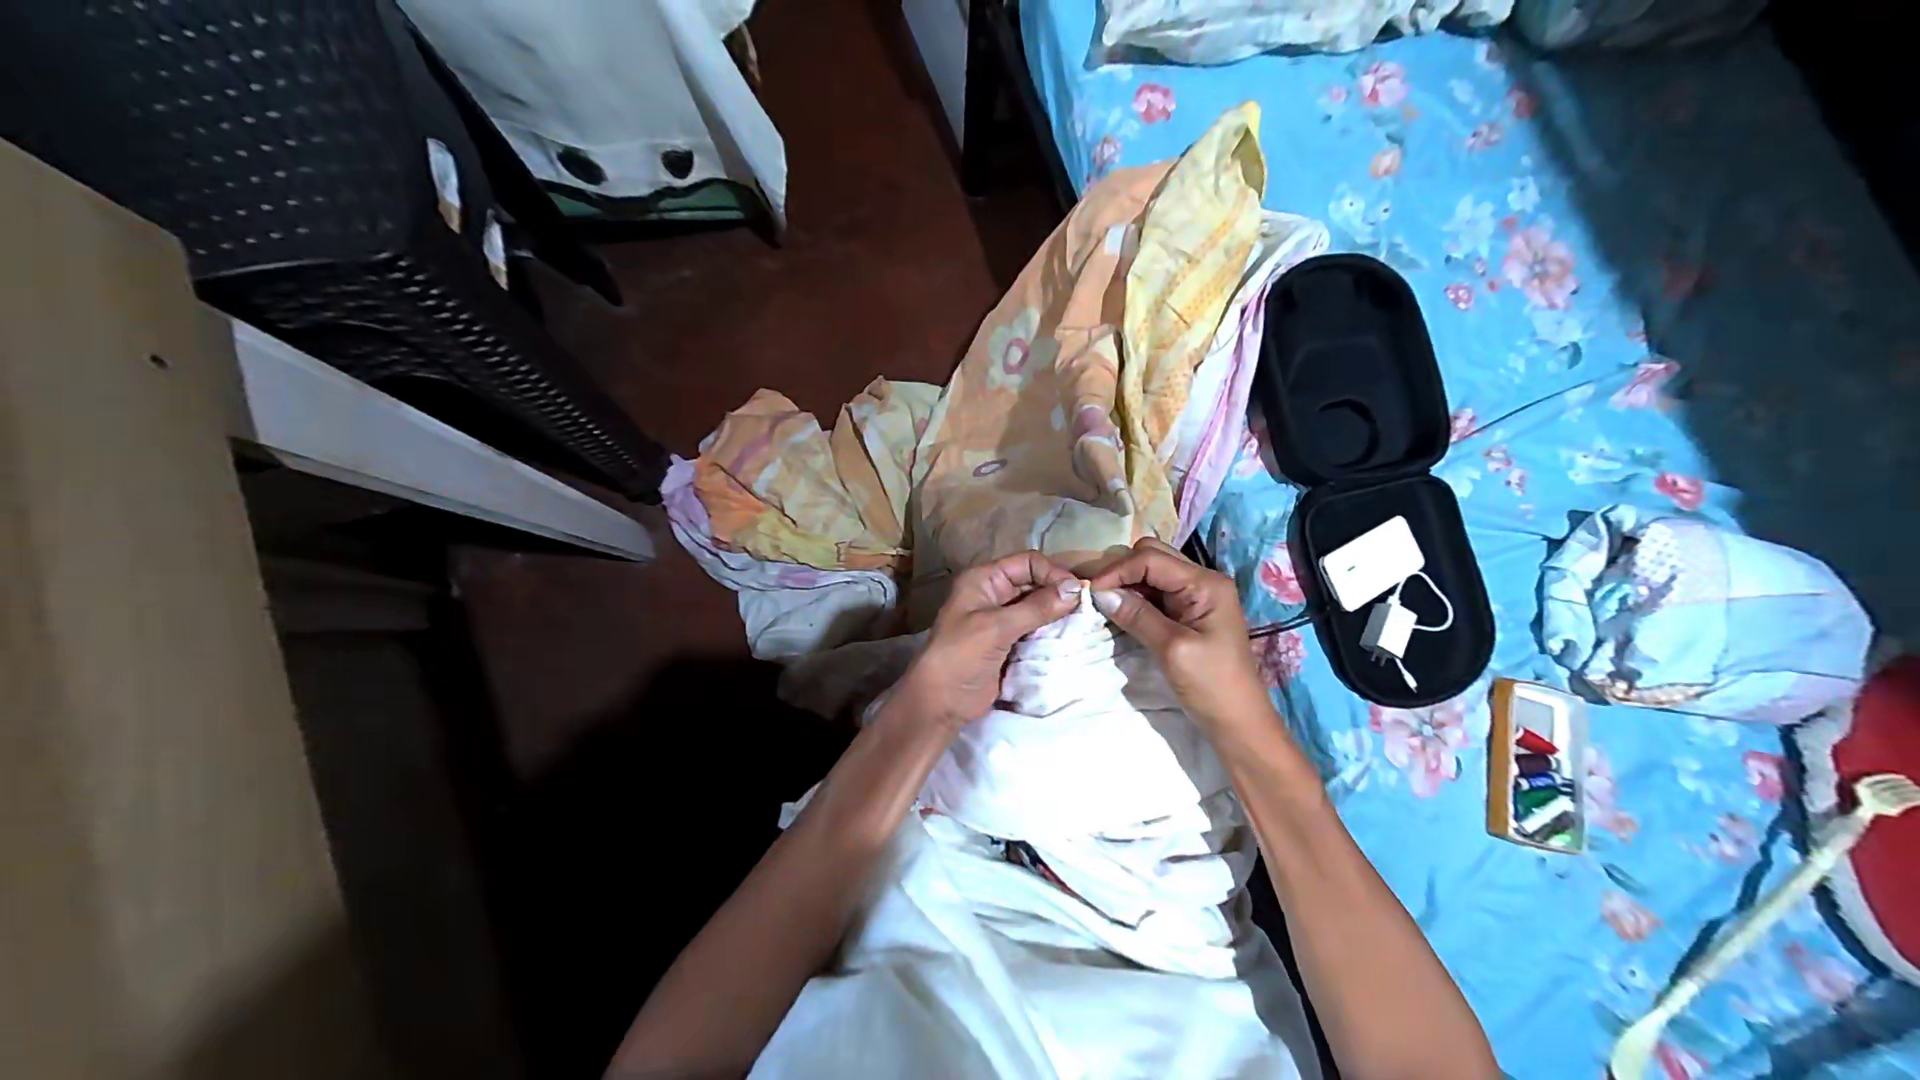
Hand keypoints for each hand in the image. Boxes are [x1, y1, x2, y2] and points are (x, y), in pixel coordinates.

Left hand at [890, 551, 1084, 730]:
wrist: (941, 701)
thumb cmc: (961, 656)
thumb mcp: (997, 627)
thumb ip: (1036, 607)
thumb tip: (1076, 589)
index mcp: (983, 579)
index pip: (1027, 562)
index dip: (1052, 572)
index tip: (1078, 592)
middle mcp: (993, 593)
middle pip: (1035, 582)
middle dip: (1058, 592)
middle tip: (1086, 607)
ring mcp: (1001, 618)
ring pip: (1038, 605)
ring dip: (1058, 612)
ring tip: (1082, 621)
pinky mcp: (1010, 641)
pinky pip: (1037, 627)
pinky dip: (1052, 629)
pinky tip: (1069, 635)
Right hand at [1087, 538, 1275, 733]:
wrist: (1237, 720)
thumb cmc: (1211, 684)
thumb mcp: (1172, 649)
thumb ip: (1138, 616)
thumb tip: (1101, 593)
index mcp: (1205, 584)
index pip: (1151, 558)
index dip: (1118, 570)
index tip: (1091, 591)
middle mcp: (1202, 581)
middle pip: (1152, 556)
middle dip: (1122, 570)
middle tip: (1097, 594)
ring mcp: (1196, 596)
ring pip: (1151, 572)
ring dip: (1127, 583)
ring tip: (1104, 602)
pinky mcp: (1187, 612)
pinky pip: (1155, 592)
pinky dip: (1135, 597)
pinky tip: (1121, 610)